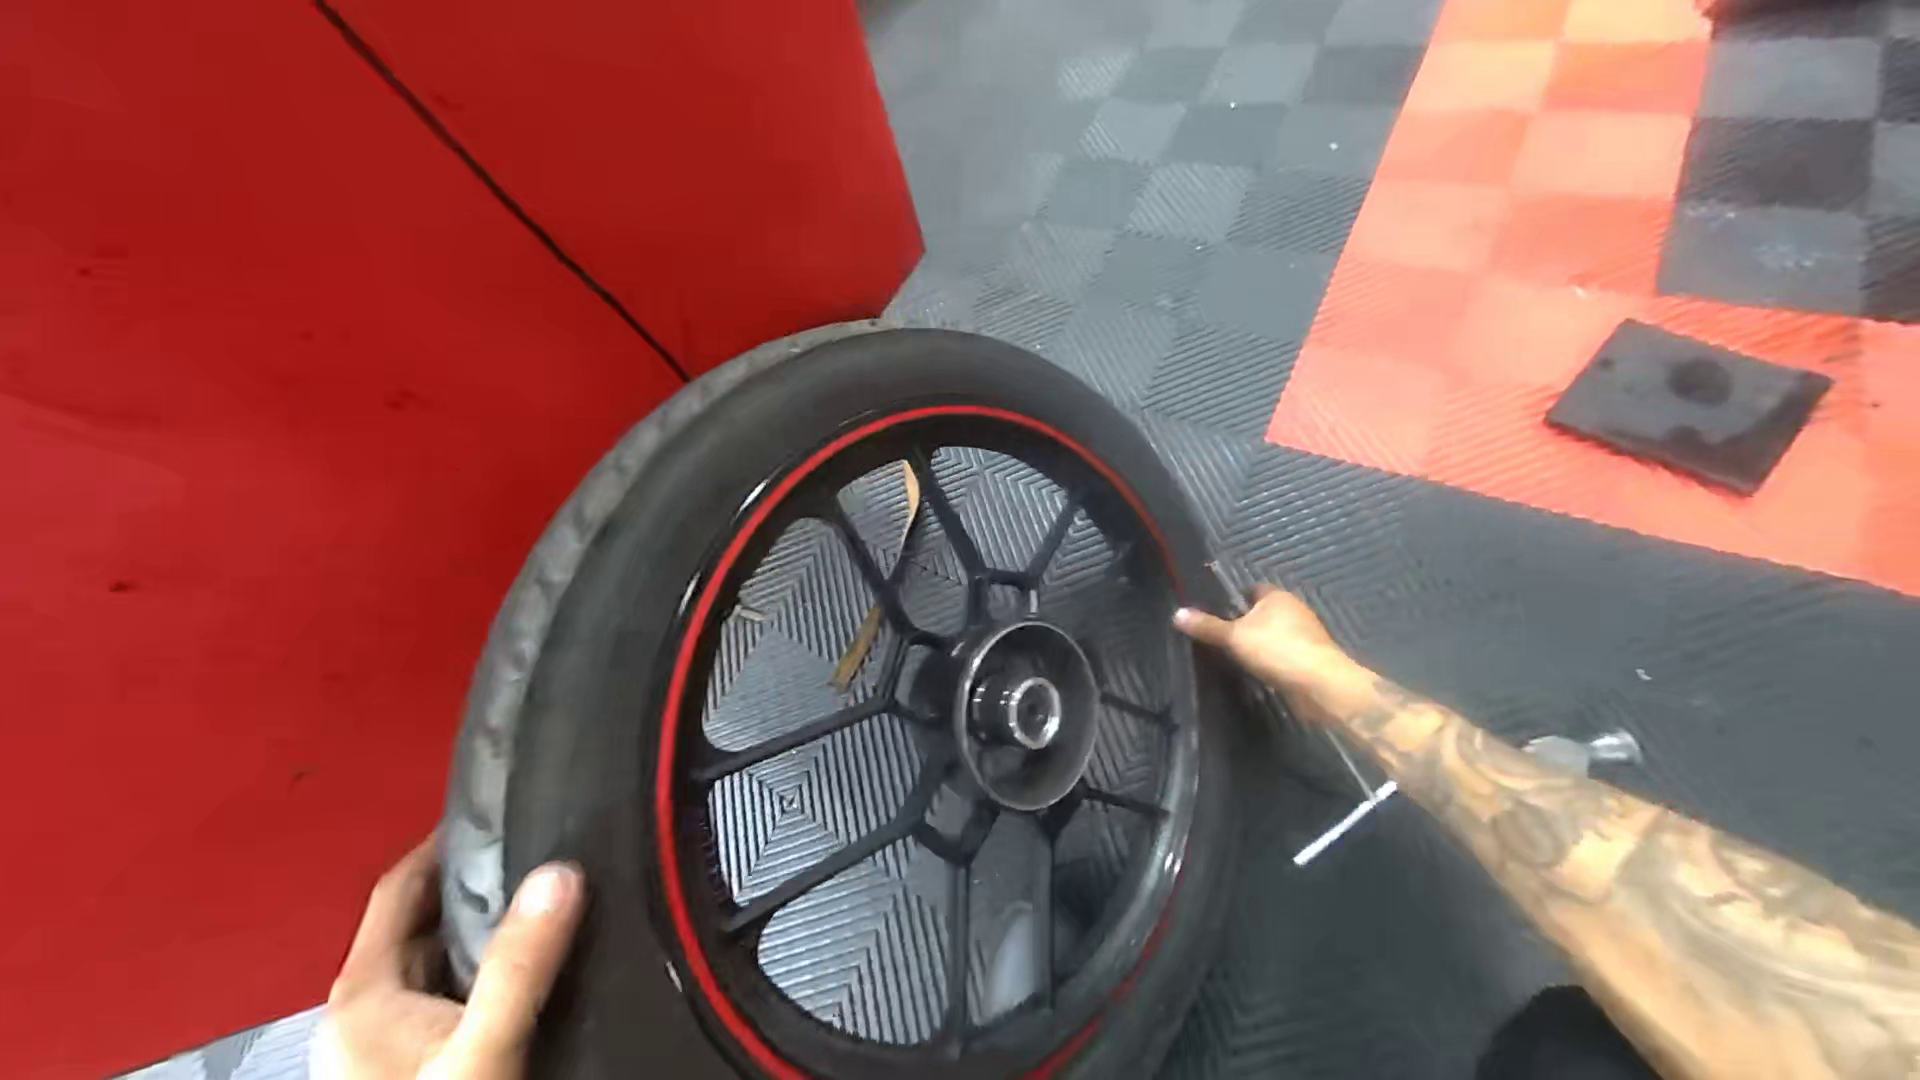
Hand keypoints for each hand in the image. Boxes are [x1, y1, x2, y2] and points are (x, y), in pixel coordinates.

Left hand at [313, 836, 585, 1079]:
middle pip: (425, 916)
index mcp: (363, 995)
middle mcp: (372, 1008)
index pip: (399, 887)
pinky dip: (501, 953)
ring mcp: (398, 1036)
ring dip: (496, 915)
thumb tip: (563, 870)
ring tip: (557, 883)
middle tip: (550, 837)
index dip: (443, 839)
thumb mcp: (483, 1050)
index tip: (503, 801)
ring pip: (448, 949)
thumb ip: (520, 963)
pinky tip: (544, 952)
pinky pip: (466, 979)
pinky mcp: (429, 1054)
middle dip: (483, 874)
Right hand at [1173, 586, 1358, 725]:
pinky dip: (1271, 659)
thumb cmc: (1277, 650)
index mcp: (1277, 597)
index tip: (1216, 612)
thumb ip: (1206, 626)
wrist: (1322, 687)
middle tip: (1220, 636)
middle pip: (1262, 612)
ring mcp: (1306, 635)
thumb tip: (1176, 614)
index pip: (1252, 589)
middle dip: (1245, 622)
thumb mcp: (1233, 637)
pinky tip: (1256, 670)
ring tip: (1233, 656)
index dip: (1234, 599)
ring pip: (1273, 633)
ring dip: (1259, 643)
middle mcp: (1294, 610)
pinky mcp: (1311, 658)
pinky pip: (1283, 653)